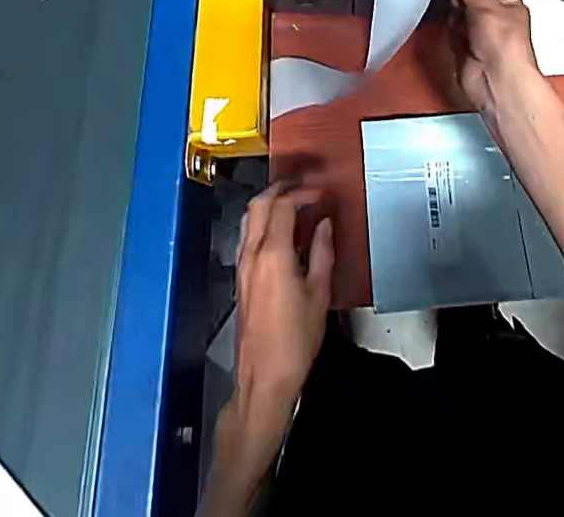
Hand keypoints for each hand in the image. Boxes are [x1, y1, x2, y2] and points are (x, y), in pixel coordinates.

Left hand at [233, 181, 332, 408]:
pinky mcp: (240, 278)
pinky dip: (263, 222)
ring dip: (269, 203)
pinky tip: (282, 231)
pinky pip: (248, 236)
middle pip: (259, 204)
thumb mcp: (319, 294)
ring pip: (249, 218)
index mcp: (273, 254)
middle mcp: (251, 254)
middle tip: (304, 186)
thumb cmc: (295, 340)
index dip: (303, 193)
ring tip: (293, 202)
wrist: (263, 378)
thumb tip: (324, 225)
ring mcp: (241, 266)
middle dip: (281, 189)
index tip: (321, 192)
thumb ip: (321, 252)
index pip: (283, 206)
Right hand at [441, 0, 539, 117]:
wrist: (497, 81)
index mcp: (506, 3)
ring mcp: (477, 33)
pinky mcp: (462, 47)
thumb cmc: (508, 48)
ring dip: (448, 8)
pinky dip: (444, 25)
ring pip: (456, 13)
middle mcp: (492, 18)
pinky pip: (448, 30)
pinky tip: (442, 19)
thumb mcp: (484, 5)